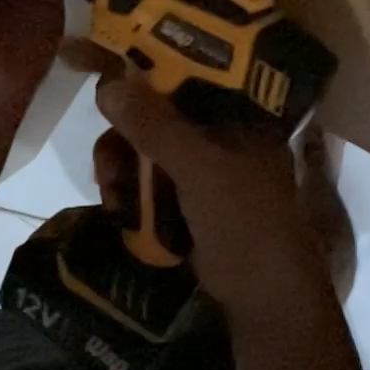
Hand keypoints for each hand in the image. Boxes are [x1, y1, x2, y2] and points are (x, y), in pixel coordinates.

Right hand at [71, 44, 329, 315]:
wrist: (267, 308)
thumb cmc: (247, 226)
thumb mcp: (200, 171)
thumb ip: (155, 127)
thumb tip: (109, 85)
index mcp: (241, 113)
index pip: (189, 71)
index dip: (146, 64)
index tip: (103, 62)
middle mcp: (225, 131)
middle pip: (161, 110)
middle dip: (126, 133)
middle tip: (105, 159)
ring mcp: (208, 166)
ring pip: (150, 146)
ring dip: (122, 165)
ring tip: (110, 194)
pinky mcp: (191, 197)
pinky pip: (150, 177)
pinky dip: (131, 189)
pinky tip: (118, 209)